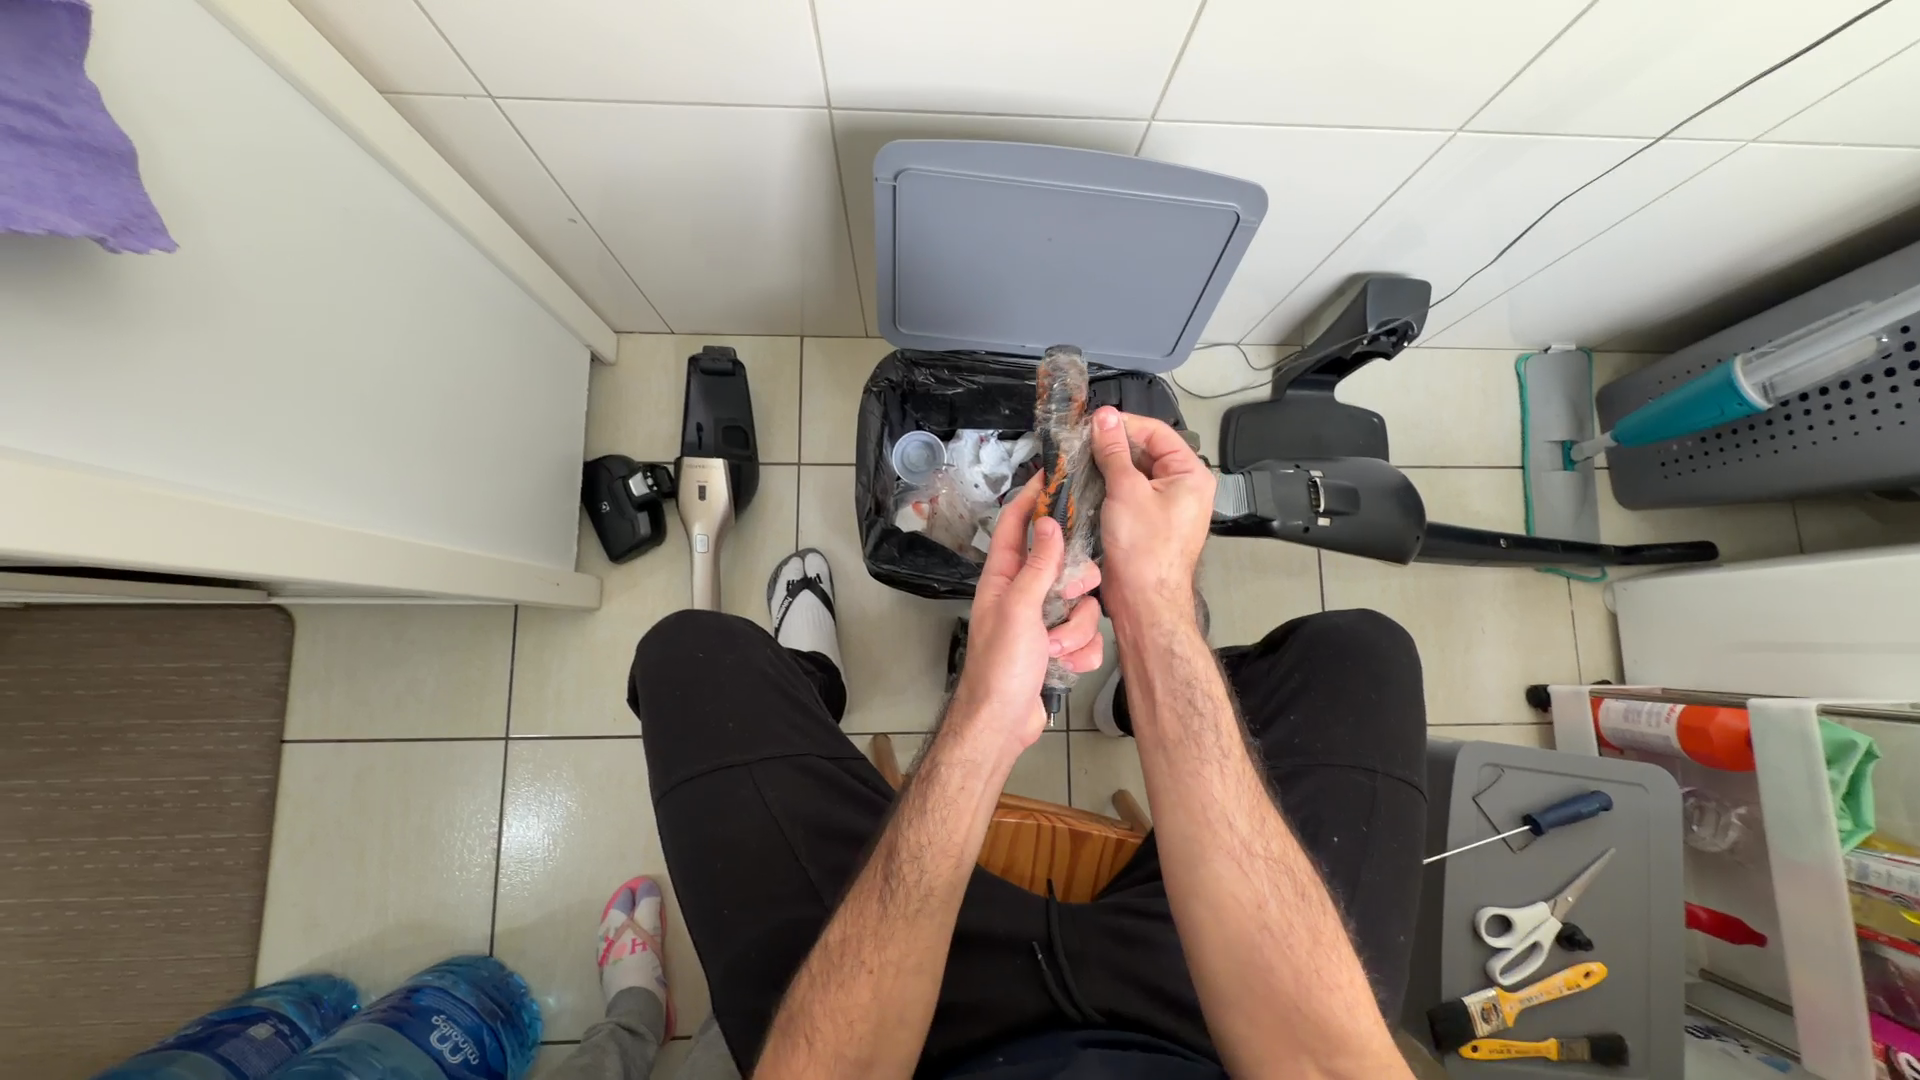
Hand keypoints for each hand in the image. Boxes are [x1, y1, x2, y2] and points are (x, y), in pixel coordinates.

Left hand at [948, 477, 1103, 760]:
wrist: (1003, 723)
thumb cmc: (999, 667)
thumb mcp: (1019, 609)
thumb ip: (1037, 566)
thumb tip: (1048, 523)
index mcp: (1003, 577)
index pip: (1014, 525)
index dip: (1032, 499)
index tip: (1054, 476)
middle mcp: (1023, 594)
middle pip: (1064, 566)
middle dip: (1075, 588)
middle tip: (1069, 599)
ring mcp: (1041, 621)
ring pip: (1081, 605)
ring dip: (1075, 630)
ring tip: (1055, 649)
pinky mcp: (1057, 646)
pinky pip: (1085, 636)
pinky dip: (1078, 653)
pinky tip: (1062, 666)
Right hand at [1087, 406, 1214, 626]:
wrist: (1144, 602)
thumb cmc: (1145, 552)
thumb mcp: (1125, 491)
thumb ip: (1113, 452)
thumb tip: (1104, 420)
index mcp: (1190, 475)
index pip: (1157, 433)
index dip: (1125, 424)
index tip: (1095, 422)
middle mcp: (1182, 488)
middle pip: (1145, 451)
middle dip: (1113, 446)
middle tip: (1082, 442)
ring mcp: (1164, 506)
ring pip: (1134, 473)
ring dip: (1108, 467)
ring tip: (1080, 461)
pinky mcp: (1146, 522)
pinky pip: (1128, 494)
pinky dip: (1108, 487)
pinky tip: (1086, 485)